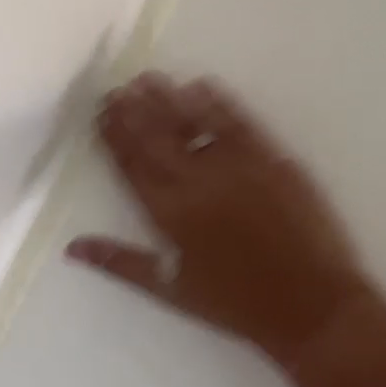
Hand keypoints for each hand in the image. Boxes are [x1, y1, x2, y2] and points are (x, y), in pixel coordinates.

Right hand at [67, 73, 372, 370]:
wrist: (314, 308)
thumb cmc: (236, 304)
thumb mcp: (169, 291)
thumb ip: (118, 262)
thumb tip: (71, 247)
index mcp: (168, 212)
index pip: (131, 164)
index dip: (113, 136)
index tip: (100, 113)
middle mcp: (197, 182)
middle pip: (157, 138)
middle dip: (133, 111)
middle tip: (116, 89)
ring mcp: (238, 168)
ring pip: (194, 124)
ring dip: (169, 99)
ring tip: (149, 78)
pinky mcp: (276, 163)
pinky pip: (241, 125)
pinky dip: (220, 104)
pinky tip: (203, 86)